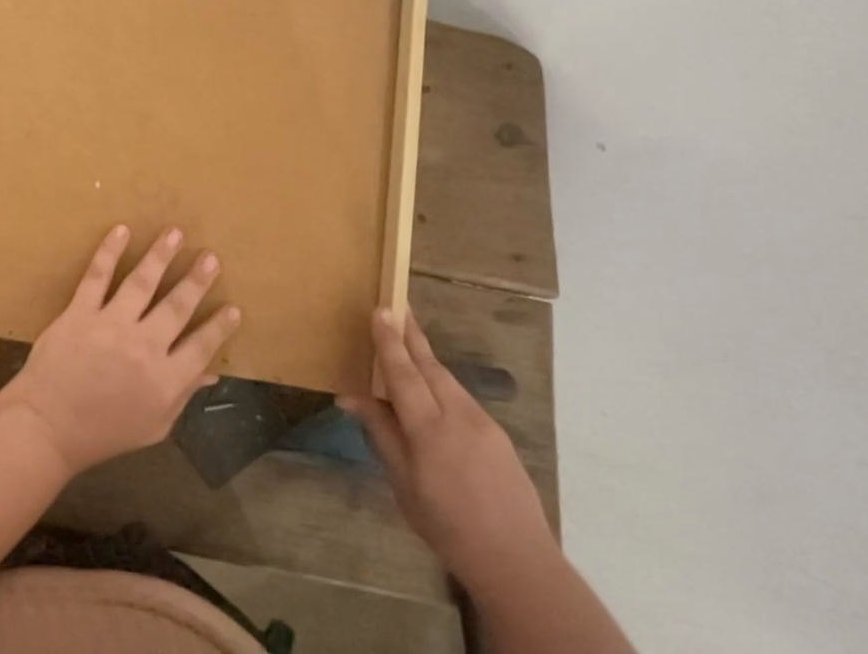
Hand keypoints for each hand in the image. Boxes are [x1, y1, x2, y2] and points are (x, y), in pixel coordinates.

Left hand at [0, 225, 241, 475]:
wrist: (48, 426)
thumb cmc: (103, 432)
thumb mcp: (154, 426)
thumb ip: (183, 396)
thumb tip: (211, 373)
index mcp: (165, 379)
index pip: (202, 346)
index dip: (220, 326)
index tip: (233, 307)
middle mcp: (143, 347)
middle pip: (177, 306)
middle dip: (197, 280)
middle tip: (210, 257)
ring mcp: (110, 326)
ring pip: (142, 283)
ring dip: (160, 256)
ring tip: (175, 234)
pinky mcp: (79, 314)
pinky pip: (96, 277)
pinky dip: (109, 252)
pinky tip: (121, 231)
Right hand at [340, 310, 558, 592]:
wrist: (515, 558)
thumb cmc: (445, 525)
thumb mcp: (403, 483)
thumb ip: (381, 434)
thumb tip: (352, 397)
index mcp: (430, 429)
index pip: (403, 374)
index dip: (389, 341)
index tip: (381, 309)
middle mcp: (460, 417)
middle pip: (431, 367)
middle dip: (412, 336)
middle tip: (397, 307)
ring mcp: (485, 425)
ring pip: (448, 381)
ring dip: (426, 359)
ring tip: (407, 342)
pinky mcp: (498, 436)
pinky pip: (462, 399)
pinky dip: (441, 385)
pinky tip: (431, 391)